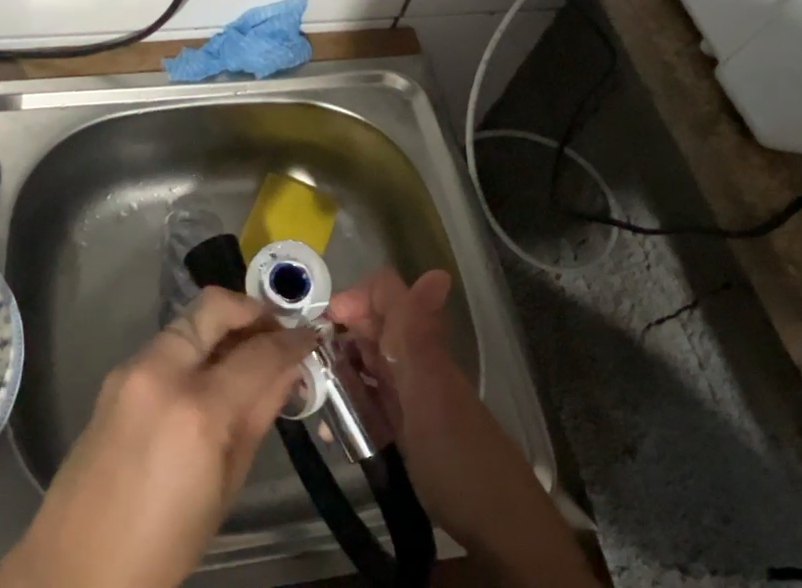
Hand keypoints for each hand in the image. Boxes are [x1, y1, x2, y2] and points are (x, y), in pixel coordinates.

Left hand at [0, 287, 316, 587]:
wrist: (79, 564)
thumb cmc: (166, 540)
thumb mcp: (227, 485)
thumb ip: (258, 415)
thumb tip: (289, 371)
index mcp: (196, 410)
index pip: (258, 353)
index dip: (292, 341)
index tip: (310, 337)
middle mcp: (160, 373)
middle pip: (214, 307)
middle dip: (252, 310)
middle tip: (277, 330)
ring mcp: (130, 370)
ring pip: (188, 323)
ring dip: (223, 329)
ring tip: (249, 359)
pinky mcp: (114, 378)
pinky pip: (166, 346)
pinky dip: (196, 348)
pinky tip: (211, 379)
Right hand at [331, 270, 598, 587]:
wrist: (499, 531)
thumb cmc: (459, 460)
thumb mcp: (430, 396)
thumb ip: (420, 338)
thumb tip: (437, 271)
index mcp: (421, 348)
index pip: (386, 295)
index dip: (352, 298)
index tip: (320, 327)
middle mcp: (415, 365)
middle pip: (372, 329)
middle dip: (335, 336)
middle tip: (301, 364)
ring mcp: (411, 400)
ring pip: (367, 367)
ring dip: (337, 372)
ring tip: (305, 393)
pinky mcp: (406, 432)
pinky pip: (371, 406)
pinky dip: (348, 409)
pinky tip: (329, 429)